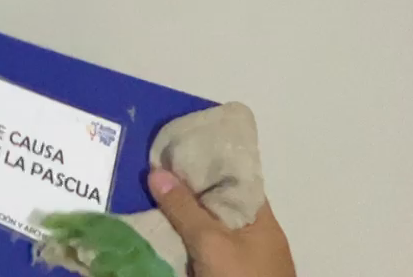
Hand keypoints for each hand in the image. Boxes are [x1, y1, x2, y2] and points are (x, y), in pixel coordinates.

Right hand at [147, 170, 295, 276]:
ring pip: (208, 226)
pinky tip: (161, 229)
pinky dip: (184, 238)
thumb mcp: (210, 243)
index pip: (234, 177)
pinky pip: (203, 247)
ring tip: (150, 194)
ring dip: (183, 215)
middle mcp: (255, 236)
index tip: (175, 148)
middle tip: (154, 170)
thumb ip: (184, 207)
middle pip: (217, 201)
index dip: (206, 161)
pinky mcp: (228, 275)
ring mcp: (242, 259)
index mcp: (262, 221)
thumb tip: (156, 171)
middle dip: (187, 188)